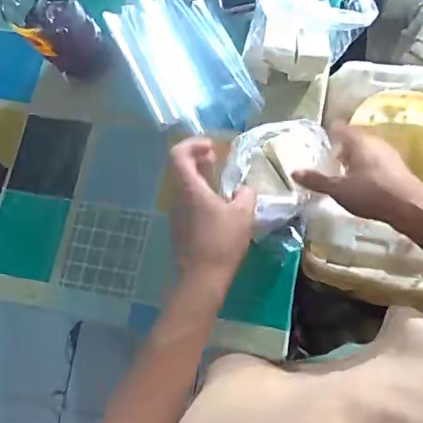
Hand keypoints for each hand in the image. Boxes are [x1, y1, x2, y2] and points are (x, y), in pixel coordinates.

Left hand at [167, 137, 256, 284]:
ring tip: (219, 180)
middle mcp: (177, 198)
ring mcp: (176, 214)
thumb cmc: (222, 242)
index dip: (193, 144)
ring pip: (183, 186)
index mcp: (189, 188)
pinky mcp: (179, 228)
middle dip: (197, 158)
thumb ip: (246, 195)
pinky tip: (217, 205)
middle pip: (179, 168)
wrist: (201, 278)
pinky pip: (186, 202)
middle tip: (215, 156)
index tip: (211, 146)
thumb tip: (245, 189)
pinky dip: (199, 194)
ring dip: (199, 177)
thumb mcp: (243, 214)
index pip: (178, 154)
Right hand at [293, 124, 422, 229]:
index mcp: (359, 141)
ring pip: (366, 150)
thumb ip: (317, 180)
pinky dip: (366, 167)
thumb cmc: (371, 193)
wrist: (411, 207)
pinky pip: (376, 161)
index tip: (319, 141)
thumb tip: (294, 172)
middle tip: (328, 160)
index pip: (340, 128)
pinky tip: (362, 183)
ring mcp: (389, 154)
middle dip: (341, 148)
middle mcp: (375, 142)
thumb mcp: (339, 190)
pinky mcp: (398, 167)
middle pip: (354, 139)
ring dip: (354, 159)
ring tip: (342, 173)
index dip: (329, 132)